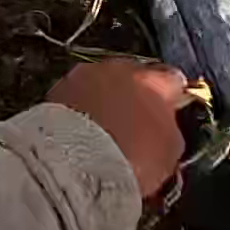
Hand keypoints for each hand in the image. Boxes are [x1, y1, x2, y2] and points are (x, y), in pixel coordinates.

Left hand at [45, 59, 192, 196]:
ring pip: (101, 81)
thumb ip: (168, 123)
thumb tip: (163, 119)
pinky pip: (77, 92)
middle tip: (133, 120)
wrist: (75, 161)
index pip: (171, 79)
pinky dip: (81, 104)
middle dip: (134, 92)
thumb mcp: (169, 148)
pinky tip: (80, 126)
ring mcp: (84, 74)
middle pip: (132, 75)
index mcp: (152, 80)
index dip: (171, 96)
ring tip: (103, 124)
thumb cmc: (131, 158)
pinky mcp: (58, 86)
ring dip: (104, 96)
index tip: (168, 110)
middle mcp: (117, 68)